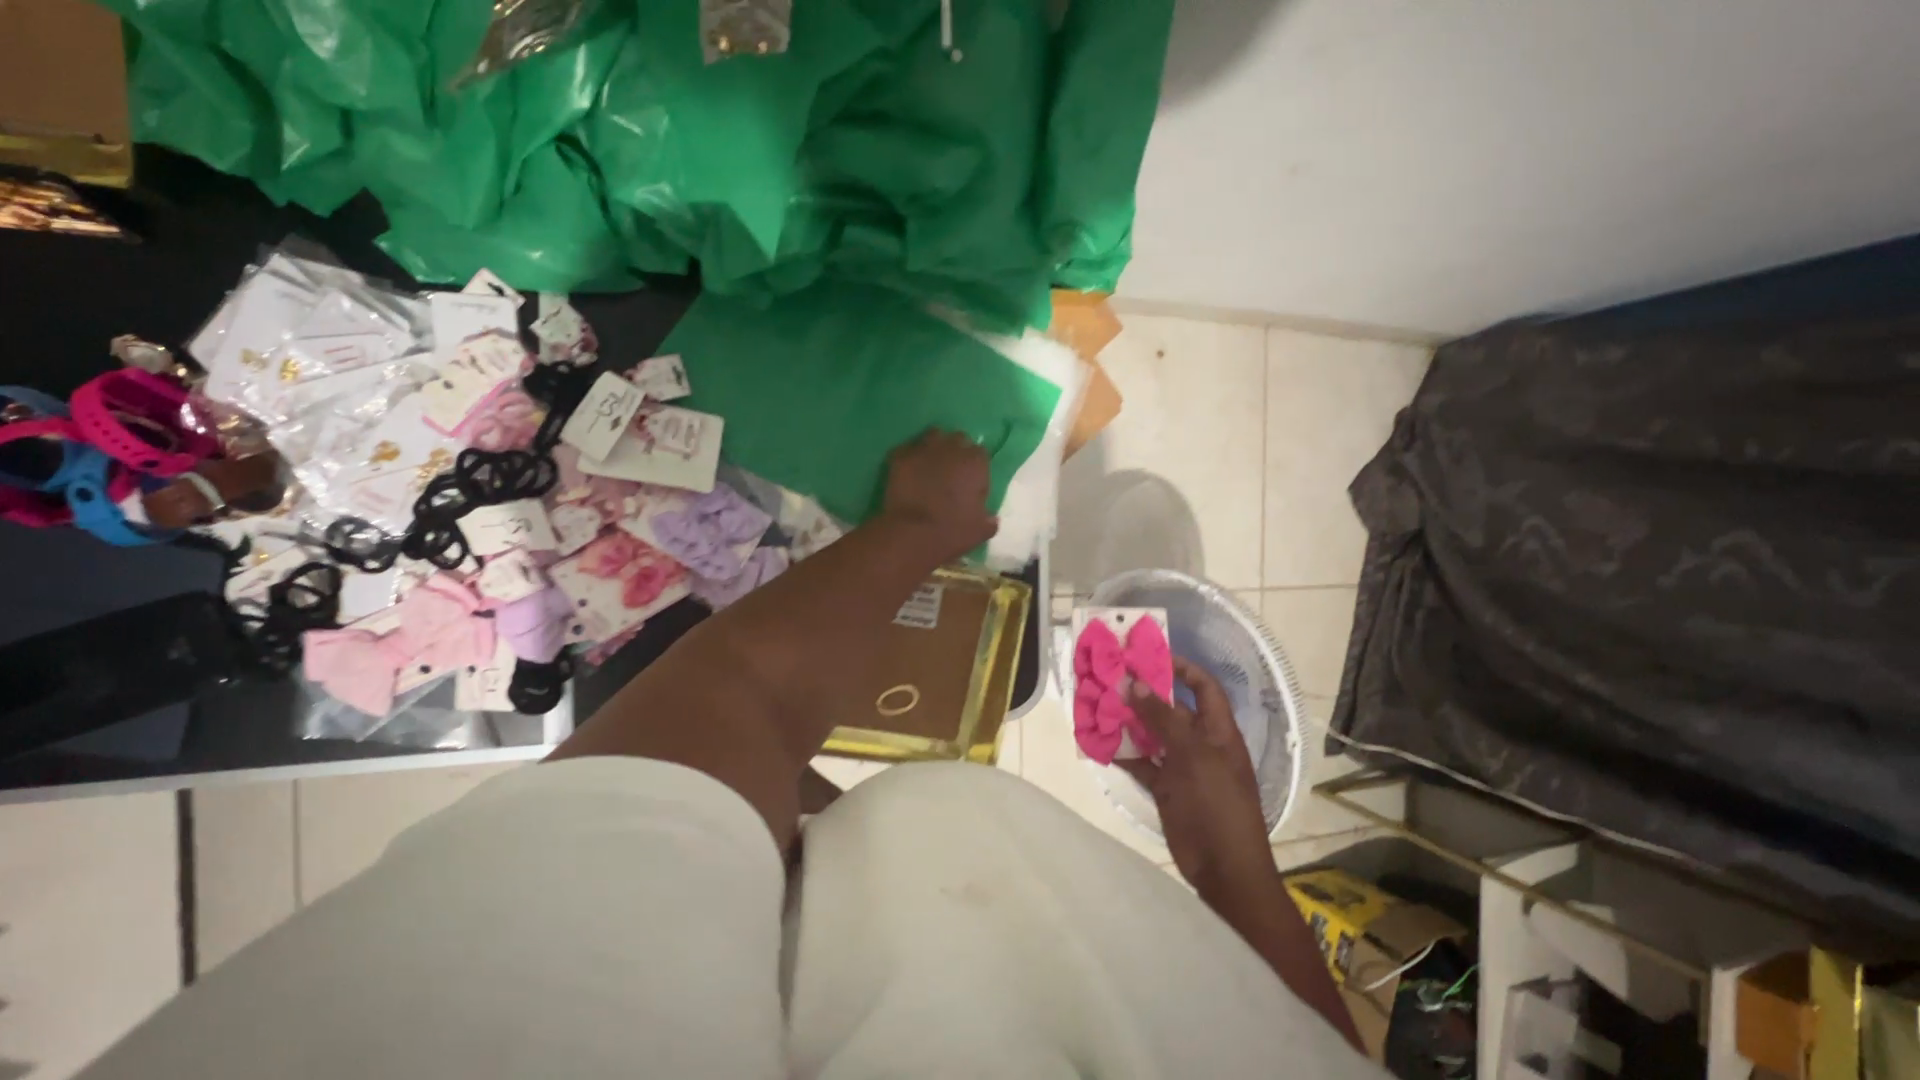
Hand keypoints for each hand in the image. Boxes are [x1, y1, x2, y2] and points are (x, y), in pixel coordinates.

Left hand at [880, 429, 997, 561]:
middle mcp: (951, 448)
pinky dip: (909, 457)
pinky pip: (907, 450)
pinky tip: (908, 471)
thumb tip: (990, 516)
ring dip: (934, 447)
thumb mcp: (981, 530)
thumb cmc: (952, 532)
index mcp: (975, 462)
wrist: (913, 534)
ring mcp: (924, 449)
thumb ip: (989, 519)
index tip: (971, 480)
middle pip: (957, 439)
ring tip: (929, 465)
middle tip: (951, 471)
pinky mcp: (900, 456)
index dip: (975, 466)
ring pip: (932, 437)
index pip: (980, 454)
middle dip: (956, 451)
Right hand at [1122, 658, 1276, 900]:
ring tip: (1097, 704)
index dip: (1182, 669)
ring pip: (1152, 736)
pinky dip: (1122, 754)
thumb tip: (1134, 682)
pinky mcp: (1165, 789)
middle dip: (1144, 694)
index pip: (1203, 688)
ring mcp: (1182, 768)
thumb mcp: (1193, 755)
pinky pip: (1141, 764)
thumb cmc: (1217, 804)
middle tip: (1110, 677)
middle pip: (1172, 709)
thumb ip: (1162, 719)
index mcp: (1219, 731)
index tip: (1149, 656)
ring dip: (1128, 722)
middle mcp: (1200, 744)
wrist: (1223, 866)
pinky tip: (1098, 742)